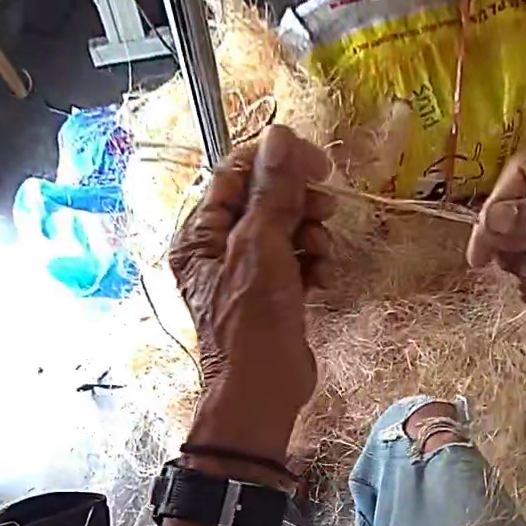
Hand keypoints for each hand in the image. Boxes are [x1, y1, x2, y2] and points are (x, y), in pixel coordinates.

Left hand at [169, 125, 334, 459]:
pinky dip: (313, 264)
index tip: (315, 162)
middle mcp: (219, 250)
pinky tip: (322, 278)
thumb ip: (271, 191)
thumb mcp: (260, 247)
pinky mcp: (273, 295)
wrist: (263, 389)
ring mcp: (248, 274)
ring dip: (311, 234)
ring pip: (286, 230)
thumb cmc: (252, 321)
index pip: (235, 174)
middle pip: (264, 200)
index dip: (275, 161)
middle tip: (325, 209)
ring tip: (321, 253)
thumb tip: (280, 135)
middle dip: (298, 202)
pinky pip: (296, 261)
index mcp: (200, 235)